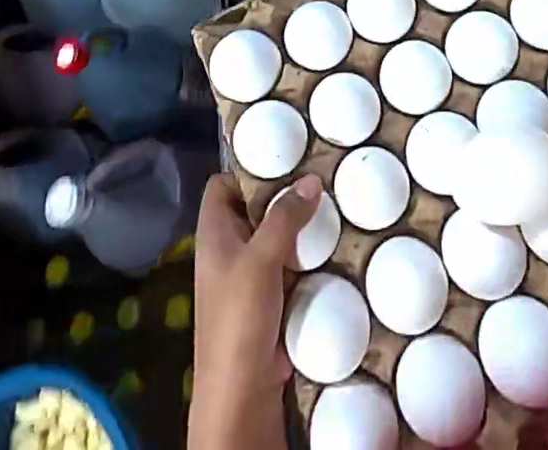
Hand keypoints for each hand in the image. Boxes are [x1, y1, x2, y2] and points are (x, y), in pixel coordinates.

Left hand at [190, 173, 319, 449]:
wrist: (241, 390)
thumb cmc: (239, 317)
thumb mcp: (261, 259)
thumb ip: (285, 218)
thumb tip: (312, 178)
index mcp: (214, 234)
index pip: (221, 186)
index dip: (246, 169)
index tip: (284, 157)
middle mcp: (228, 249)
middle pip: (253, 208)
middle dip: (283, 193)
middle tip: (320, 174)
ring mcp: (248, 274)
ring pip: (274, 235)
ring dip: (299, 224)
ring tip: (333, 202)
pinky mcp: (269, 296)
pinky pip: (288, 262)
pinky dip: (306, 252)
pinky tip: (334, 242)